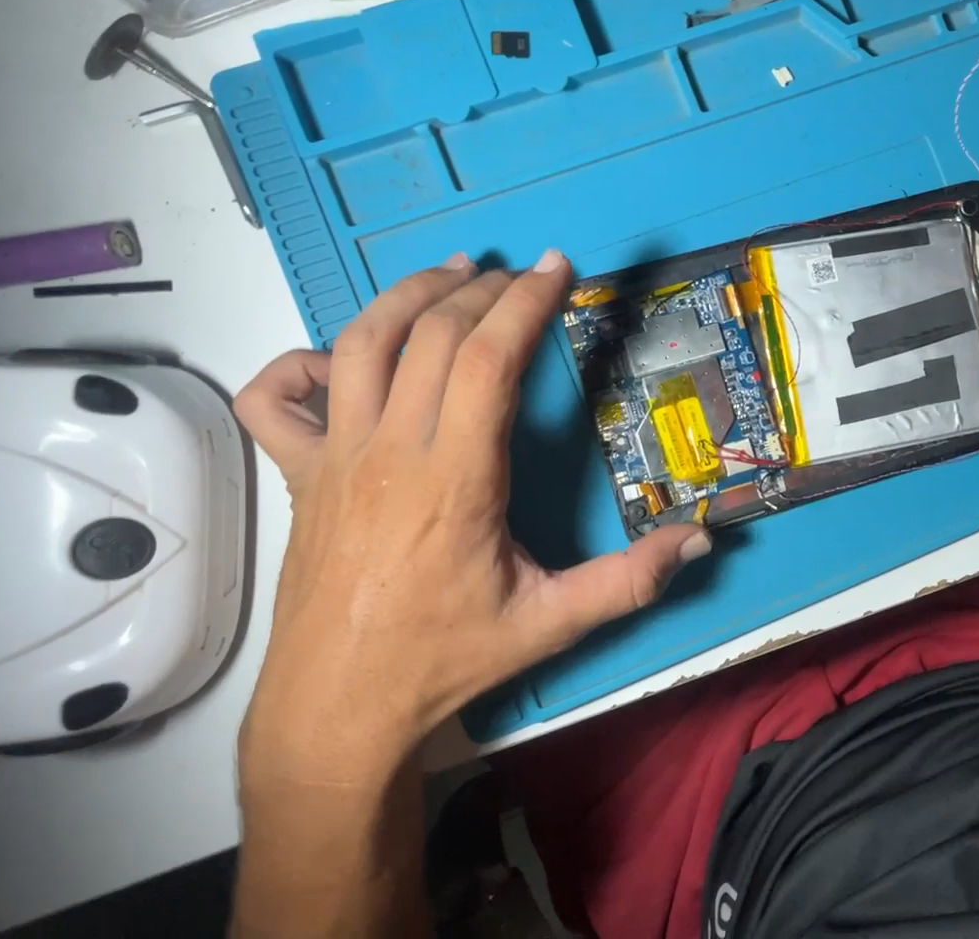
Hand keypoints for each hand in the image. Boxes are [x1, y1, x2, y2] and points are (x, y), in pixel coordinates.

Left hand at [233, 250, 710, 791]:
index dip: (526, 304)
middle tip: (523, 275)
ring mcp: (334, 458)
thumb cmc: (444, 660)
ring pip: (359, 344)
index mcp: (455, 478)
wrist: (335, 709)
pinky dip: (303, 360)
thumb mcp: (550, 623)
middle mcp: (389, 451)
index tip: (557, 269)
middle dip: (483, 290)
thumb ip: (630, 580)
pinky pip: (276, 397)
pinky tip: (344, 358)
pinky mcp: (299, 476)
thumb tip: (702, 541)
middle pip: (431, 335)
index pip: (488, 360)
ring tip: (453, 273)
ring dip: (408, 296)